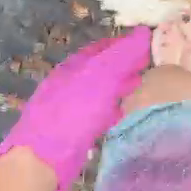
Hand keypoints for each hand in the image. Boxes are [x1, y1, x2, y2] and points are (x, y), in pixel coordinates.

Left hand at [0, 27, 152, 190]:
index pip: (101, 48)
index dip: (124, 44)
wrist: (43, 158)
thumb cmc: (74, 112)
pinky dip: (110, 108)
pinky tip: (121, 113)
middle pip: (100, 68)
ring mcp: (67, 106)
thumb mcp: (101, 77)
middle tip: (146, 65)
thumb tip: (144, 32)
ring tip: (139, 87)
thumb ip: (123, 56)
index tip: (146, 44)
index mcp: (72, 66)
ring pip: (99, 90)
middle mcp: (68, 83)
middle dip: (123, 66)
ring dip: (118, 87)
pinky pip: (95, 112)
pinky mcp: (71, 129)